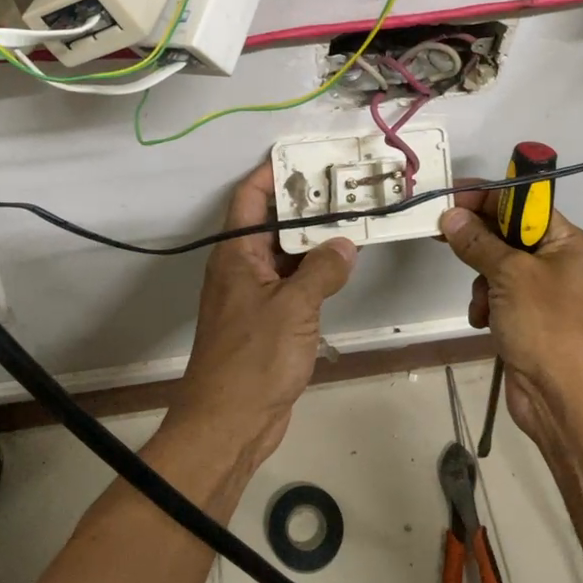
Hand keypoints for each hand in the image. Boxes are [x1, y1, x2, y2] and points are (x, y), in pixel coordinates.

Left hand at [169, 165, 357, 468]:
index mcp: (235, 254)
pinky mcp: (267, 322)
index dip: (272, 173)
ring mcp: (253, 296)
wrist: (229, 424)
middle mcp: (240, 268)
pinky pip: (292, 284)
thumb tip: (344, 243)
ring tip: (353, 220)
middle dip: (305, 206)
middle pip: (271, 224)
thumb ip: (322, 270)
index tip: (306, 158)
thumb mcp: (294, 308)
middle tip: (345, 188)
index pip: (249, 198)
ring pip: (285, 256)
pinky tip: (343, 266)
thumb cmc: (254, 359)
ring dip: (314, 241)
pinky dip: (315, 273)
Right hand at [439, 190, 582, 441]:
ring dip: (482, 281)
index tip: (452, 197)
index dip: (488, 198)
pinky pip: (500, 299)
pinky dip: (487, 305)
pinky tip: (483, 321)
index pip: (525, 204)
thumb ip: (479, 242)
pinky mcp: (531, 324)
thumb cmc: (549, 327)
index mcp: (569, 243)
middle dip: (480, 241)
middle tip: (444, 236)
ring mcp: (546, 296)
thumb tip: (452, 215)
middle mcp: (561, 264)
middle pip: (510, 236)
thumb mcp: (511, 275)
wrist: (571, 403)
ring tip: (482, 302)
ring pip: (500, 269)